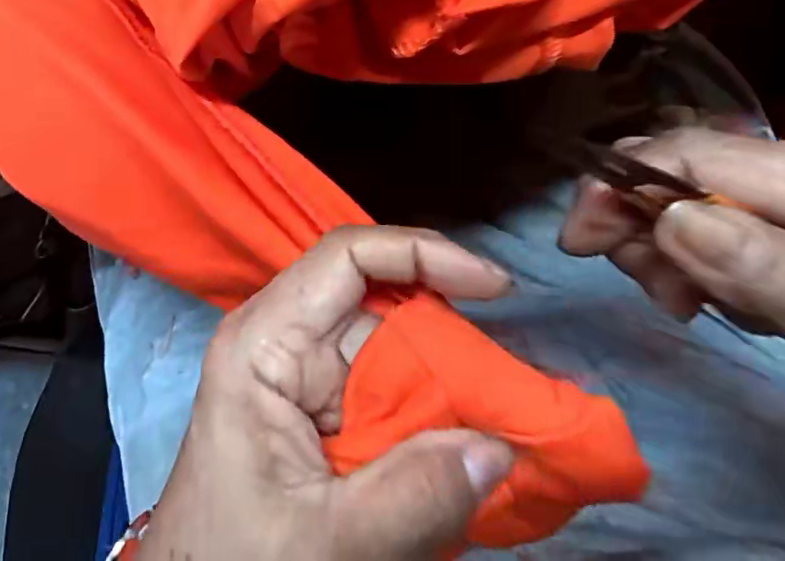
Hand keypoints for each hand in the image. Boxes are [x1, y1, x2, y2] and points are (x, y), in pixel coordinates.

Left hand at [142, 226, 517, 560]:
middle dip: (453, 330)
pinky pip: (394, 396)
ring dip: (454, 378)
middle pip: (382, 304)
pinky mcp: (326, 415)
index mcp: (265, 341)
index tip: (492, 284)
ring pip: (396, 352)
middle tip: (519, 371)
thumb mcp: (321, 541)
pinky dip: (438, 413)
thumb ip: (412, 497)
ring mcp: (308, 378)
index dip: (420, 252)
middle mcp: (288, 342)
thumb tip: (499, 448)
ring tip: (516, 404)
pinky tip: (478, 436)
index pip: (346, 257)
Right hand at [559, 129, 784, 560]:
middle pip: (736, 169)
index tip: (579, 231)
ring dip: (693, 241)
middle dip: (659, 215)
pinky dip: (738, 259)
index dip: (645, 180)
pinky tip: (737, 298)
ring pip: (750, 196)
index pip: (744, 160)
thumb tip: (677, 216)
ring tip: (678, 300)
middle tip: (632, 282)